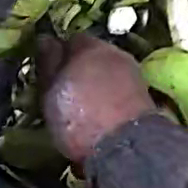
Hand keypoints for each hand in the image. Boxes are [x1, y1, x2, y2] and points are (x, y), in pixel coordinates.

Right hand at [40, 34, 155, 163]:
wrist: (124, 147)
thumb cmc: (79, 118)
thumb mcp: (50, 92)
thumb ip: (47, 64)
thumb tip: (45, 39)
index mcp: (87, 47)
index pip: (68, 41)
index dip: (57, 57)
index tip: (49, 74)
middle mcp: (113, 53)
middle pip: (91, 56)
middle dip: (78, 69)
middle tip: (63, 92)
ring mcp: (132, 73)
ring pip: (106, 72)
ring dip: (95, 84)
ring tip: (82, 108)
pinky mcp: (143, 94)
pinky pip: (118, 89)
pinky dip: (109, 97)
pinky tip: (100, 116)